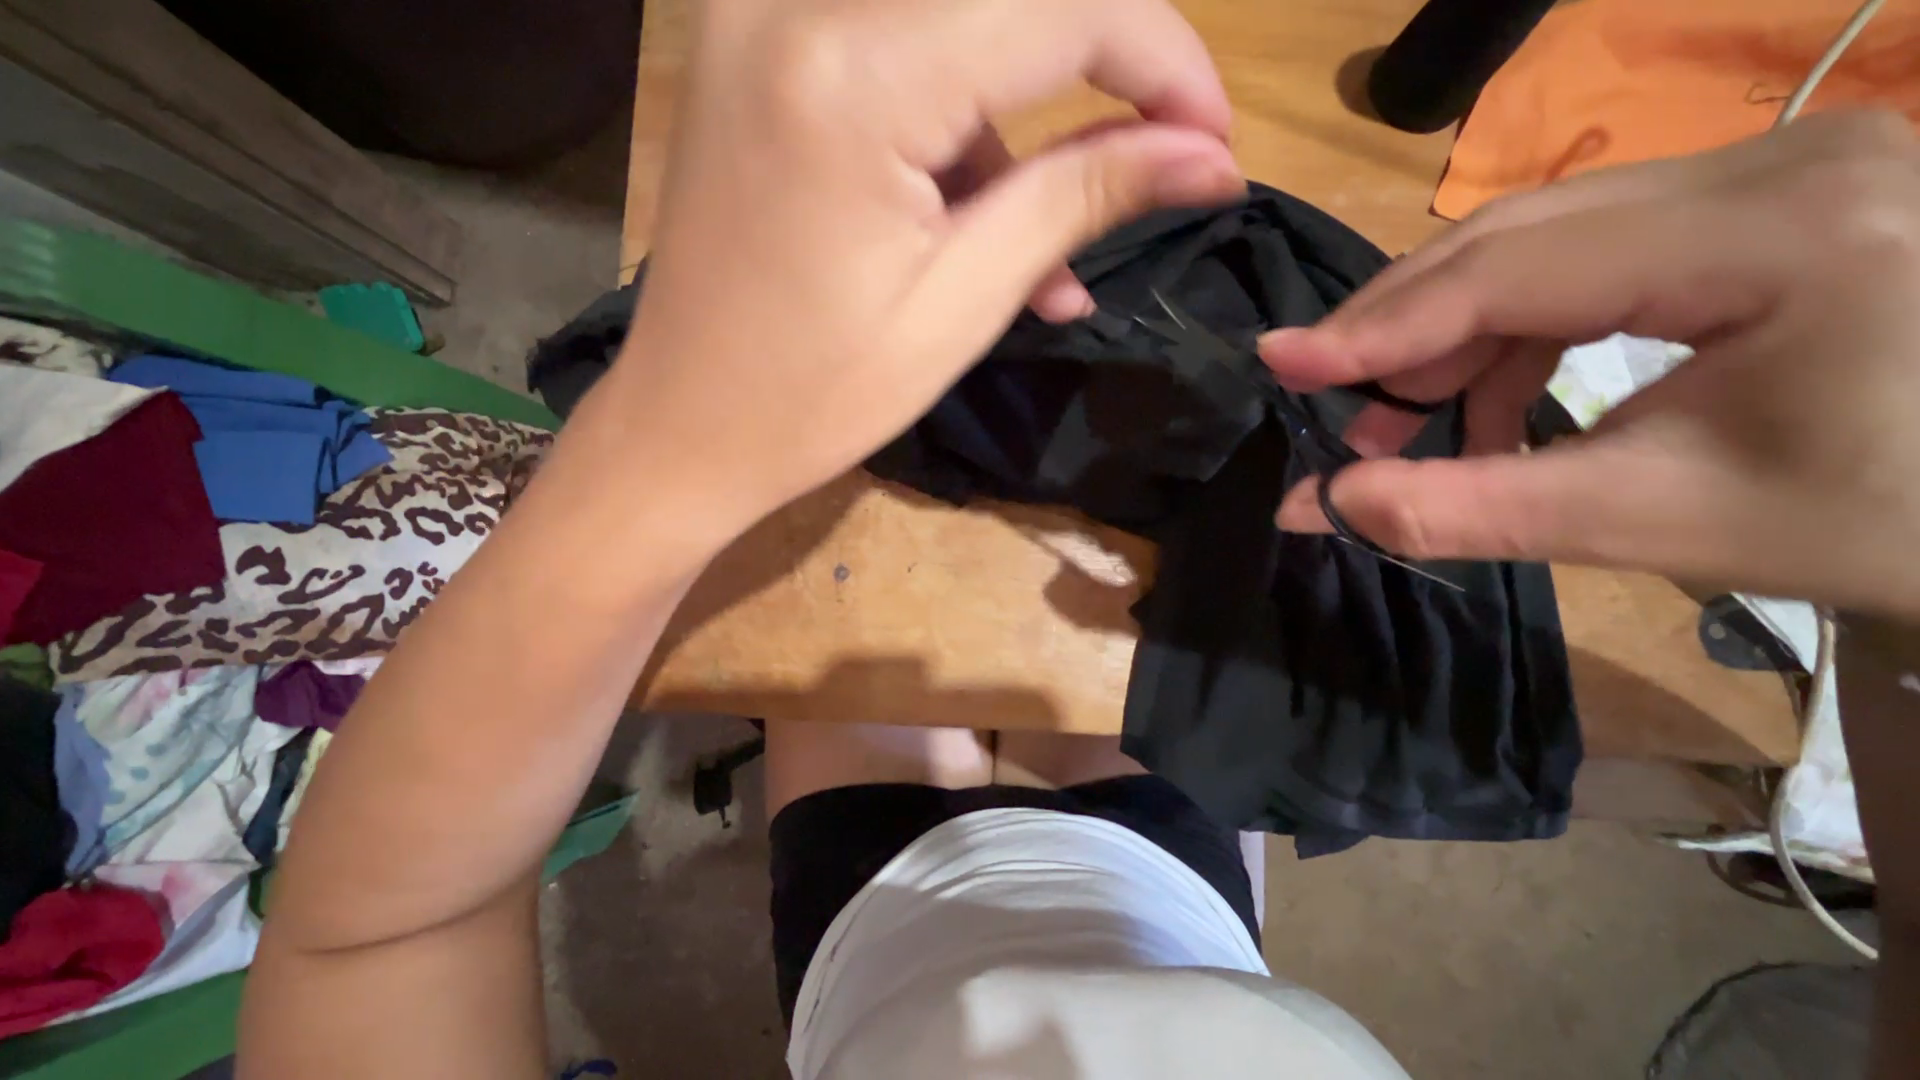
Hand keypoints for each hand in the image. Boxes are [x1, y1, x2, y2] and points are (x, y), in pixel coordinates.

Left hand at [603, 0, 1242, 538]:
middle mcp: (795, 5)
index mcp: (852, 76)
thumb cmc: (816, 397)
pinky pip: (895, 54)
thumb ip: (1083, 196)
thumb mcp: (962, 301)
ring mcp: (760, 18)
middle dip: (1105, 63)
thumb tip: (1210, 155)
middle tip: (1158, 156)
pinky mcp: (753, 51)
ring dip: (1028, 110)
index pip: (1059, 6)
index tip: (1217, 139)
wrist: (680, 429)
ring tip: (1056, 249)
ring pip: (954, 21)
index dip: (1163, 60)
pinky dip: (959, 127)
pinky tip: (990, 223)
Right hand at [1258, 110, 1919, 616]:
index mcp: (1777, 235)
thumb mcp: (1651, 521)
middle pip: (1514, 235)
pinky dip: (1517, 333)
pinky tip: (1494, 404)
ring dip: (1454, 338)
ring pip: (1540, 242)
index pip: (1513, 268)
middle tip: (1325, 398)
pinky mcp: (1763, 198)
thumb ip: (1464, 510)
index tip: (1278, 362)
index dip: (1379, 325)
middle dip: (1402, 328)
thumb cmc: (1877, 521)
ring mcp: (1775, 168)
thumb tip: (1315, 507)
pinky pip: (1589, 255)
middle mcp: (1776, 162)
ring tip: (1403, 424)